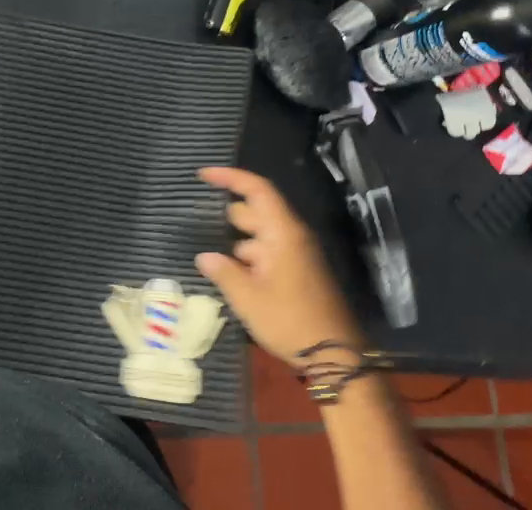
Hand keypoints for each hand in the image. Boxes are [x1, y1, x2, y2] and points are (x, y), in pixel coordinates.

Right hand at [194, 166, 361, 364]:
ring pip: (259, 236)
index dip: (230, 177)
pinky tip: (228, 274)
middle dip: (227, 216)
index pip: (257, 189)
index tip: (204, 174)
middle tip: (197, 222)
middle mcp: (291, 237)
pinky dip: (247, 258)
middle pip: (256, 212)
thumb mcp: (249, 299)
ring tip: (206, 250)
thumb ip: (224, 272)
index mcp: (283, 233)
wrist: (335, 356)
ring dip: (235, 242)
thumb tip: (204, 256)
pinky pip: (267, 253)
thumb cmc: (290, 321)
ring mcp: (296, 255)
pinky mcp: (298, 273)